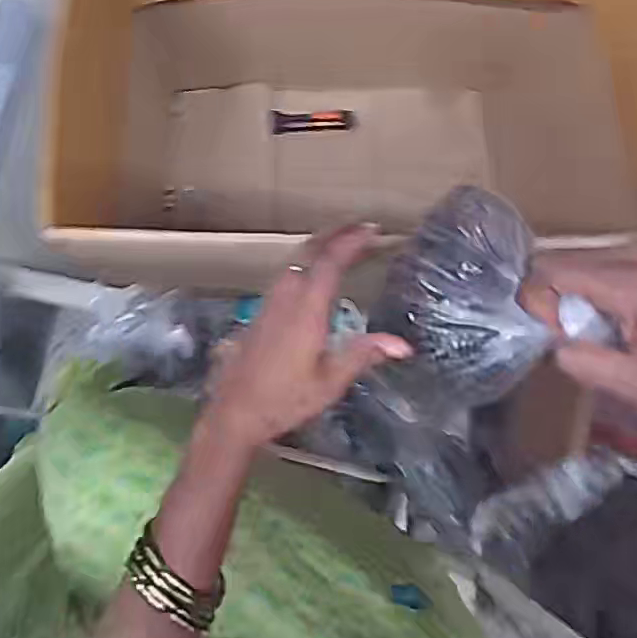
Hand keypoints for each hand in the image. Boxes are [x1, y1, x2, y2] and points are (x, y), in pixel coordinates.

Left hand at [202, 224, 412, 449]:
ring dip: (319, 245)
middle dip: (336, 234)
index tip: (372, 230)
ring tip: (343, 241)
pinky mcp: (261, 311)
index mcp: (306, 310)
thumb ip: (362, 355)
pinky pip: (287, 273)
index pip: (329, 262)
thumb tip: (402, 344)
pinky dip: (306, 260)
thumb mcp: (329, 382)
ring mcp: (269, 302)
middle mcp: (285, 298)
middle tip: (362, 227)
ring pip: (295, 260)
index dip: (351, 242)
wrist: (234, 410)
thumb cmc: (284, 400)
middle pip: (309, 252)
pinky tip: (313, 271)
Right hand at [518, 246, 636, 412]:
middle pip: (556, 262)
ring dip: (567, 294)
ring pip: (572, 261)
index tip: (558, 334)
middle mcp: (631, 254)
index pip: (548, 271)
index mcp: (629, 282)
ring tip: (590, 328)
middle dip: (550, 298)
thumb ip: (586, 363)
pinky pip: (595, 263)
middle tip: (570, 335)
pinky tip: (608, 317)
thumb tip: (554, 345)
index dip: (538, 302)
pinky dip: (586, 288)